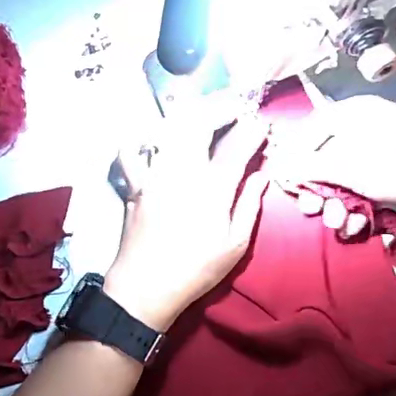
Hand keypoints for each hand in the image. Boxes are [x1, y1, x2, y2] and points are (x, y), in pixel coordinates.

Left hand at [103, 114, 269, 331]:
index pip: (236, 145)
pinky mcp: (135, 184)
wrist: (145, 287)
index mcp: (213, 188)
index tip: (262, 124)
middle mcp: (183, 172)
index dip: (252, 129)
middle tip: (234, 108)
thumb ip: (249, 205)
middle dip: (219, 108)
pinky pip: (133, 153)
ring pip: (168, 130)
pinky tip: (149, 140)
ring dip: (188, 117)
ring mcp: (155, 175)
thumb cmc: (196, 270)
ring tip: (201, 117)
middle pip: (200, 123)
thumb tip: (261, 176)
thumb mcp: (234, 245)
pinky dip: (140, 142)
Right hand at [263, 95, 395, 235]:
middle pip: (324, 160)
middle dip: (319, 193)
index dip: (294, 166)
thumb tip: (274, 166)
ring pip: (345, 179)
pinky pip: (366, 186)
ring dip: (338, 206)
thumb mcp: (346, 166)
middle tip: (319, 213)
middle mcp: (362, 125)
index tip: (290, 193)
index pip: (305, 135)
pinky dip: (360, 206)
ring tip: (345, 225)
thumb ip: (307, 166)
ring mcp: (381, 148)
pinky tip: (362, 225)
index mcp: (348, 113)